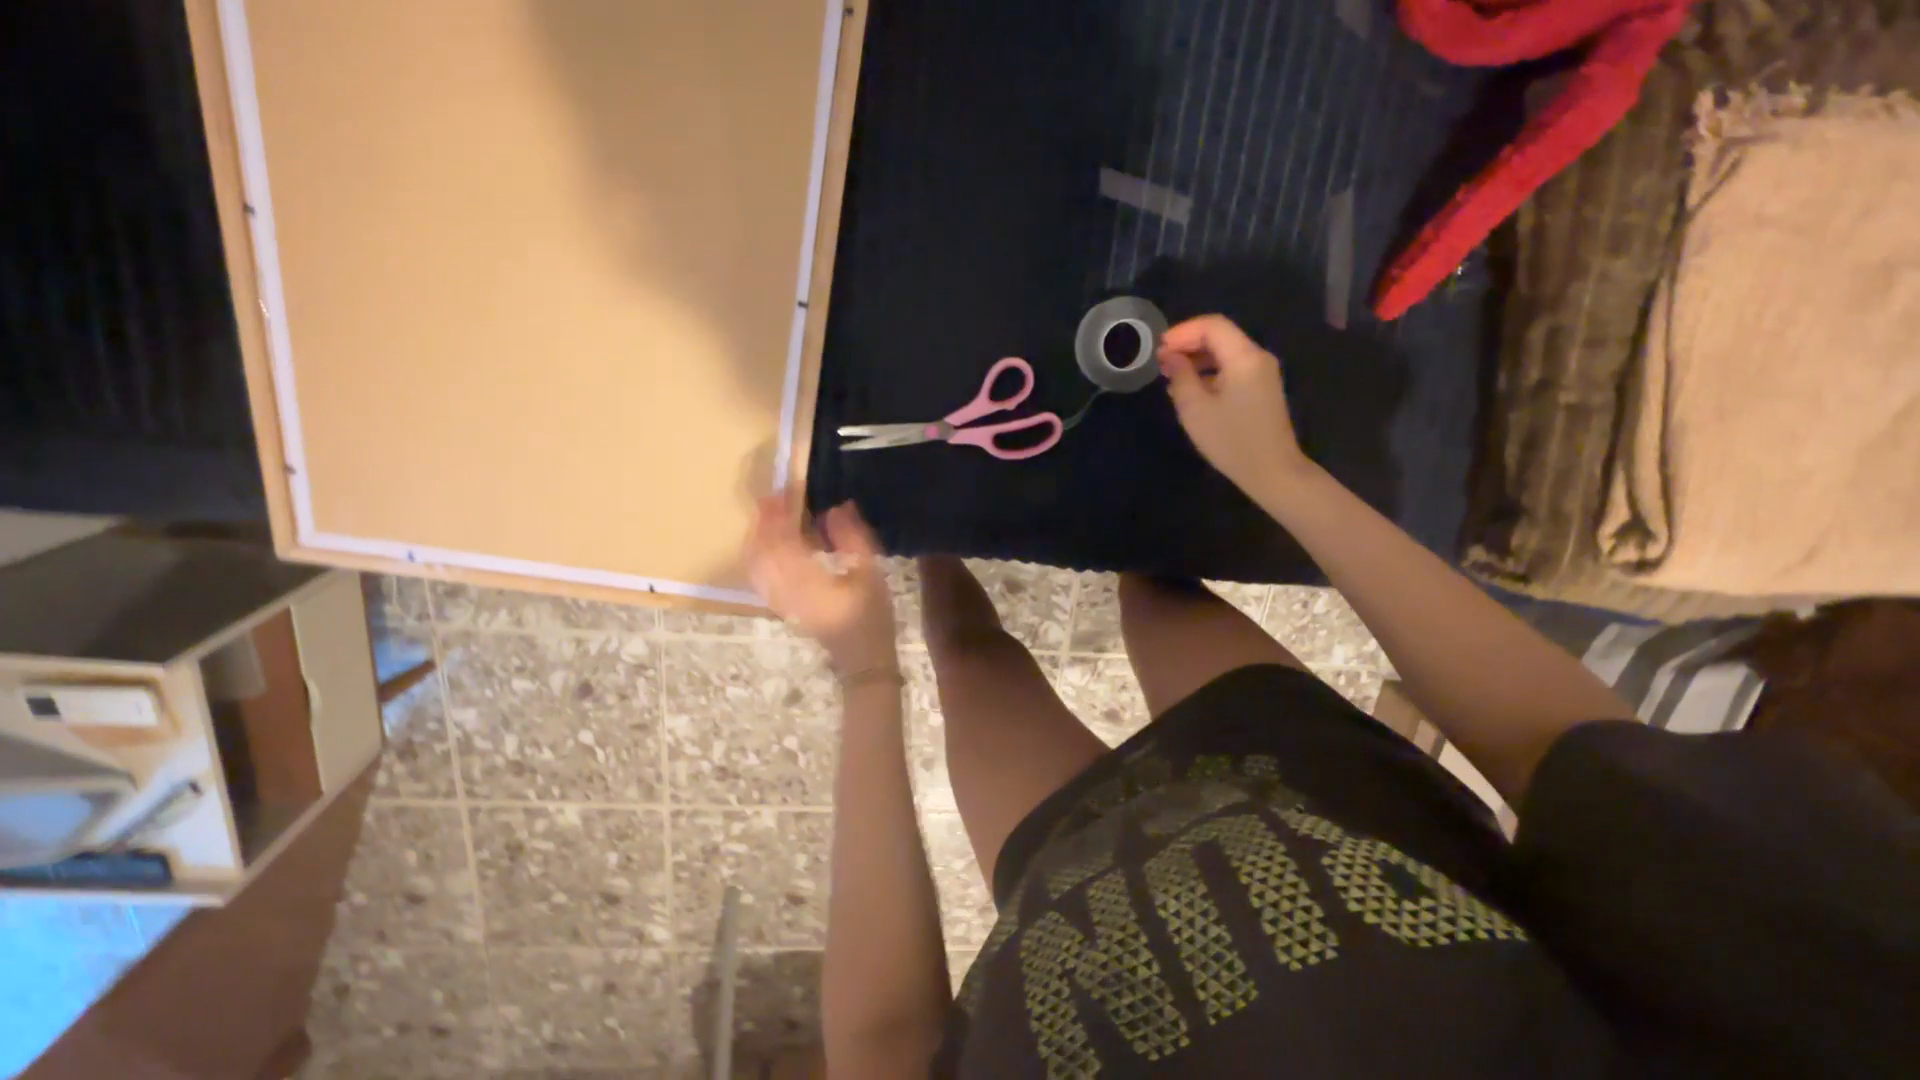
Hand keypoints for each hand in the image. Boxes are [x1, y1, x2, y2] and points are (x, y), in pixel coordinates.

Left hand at [745, 492, 897, 672]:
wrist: (861, 658)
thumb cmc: (870, 614)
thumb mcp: (870, 572)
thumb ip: (852, 538)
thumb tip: (836, 507)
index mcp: (808, 578)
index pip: (785, 538)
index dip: (782, 513)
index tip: (786, 491)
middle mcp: (786, 588)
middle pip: (763, 549)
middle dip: (765, 521)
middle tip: (772, 499)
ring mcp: (779, 599)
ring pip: (756, 563)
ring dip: (757, 537)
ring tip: (766, 517)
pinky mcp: (780, 606)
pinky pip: (757, 577)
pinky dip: (756, 556)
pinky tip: (763, 546)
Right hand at [1157, 314, 1308, 492]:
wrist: (1272, 471)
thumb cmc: (1231, 441)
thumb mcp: (1195, 409)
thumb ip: (1180, 376)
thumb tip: (1170, 356)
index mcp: (1244, 357)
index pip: (1212, 325)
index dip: (1182, 332)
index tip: (1158, 349)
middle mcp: (1258, 357)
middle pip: (1220, 335)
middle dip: (1188, 344)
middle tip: (1161, 362)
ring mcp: (1263, 373)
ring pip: (1226, 352)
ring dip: (1197, 358)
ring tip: (1171, 377)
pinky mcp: (1262, 389)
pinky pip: (1233, 368)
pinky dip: (1210, 372)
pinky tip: (1191, 390)